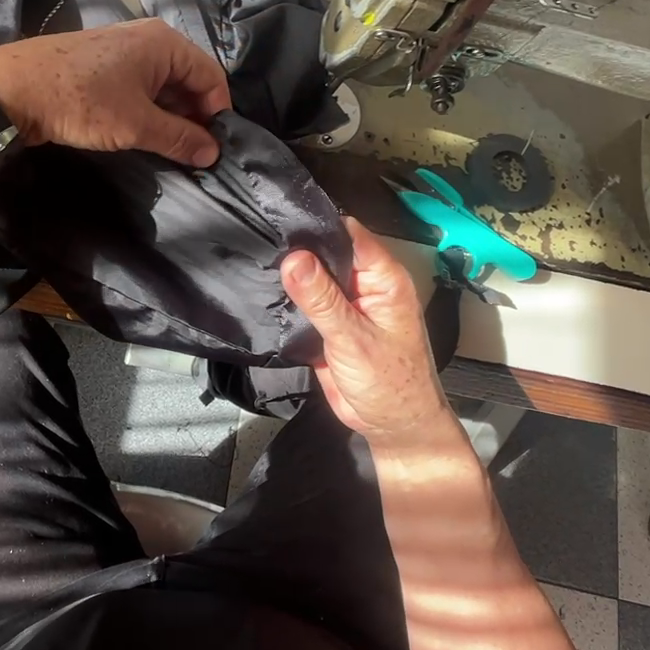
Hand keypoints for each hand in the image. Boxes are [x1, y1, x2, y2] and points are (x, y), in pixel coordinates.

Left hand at [0, 19, 232, 166]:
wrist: (13, 89)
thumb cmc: (82, 102)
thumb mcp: (136, 125)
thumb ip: (179, 138)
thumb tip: (213, 152)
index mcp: (164, 42)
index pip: (211, 76)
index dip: (217, 113)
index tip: (214, 148)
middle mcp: (148, 39)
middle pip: (188, 79)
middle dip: (194, 116)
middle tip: (194, 154)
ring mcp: (123, 51)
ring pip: (162, 86)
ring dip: (170, 117)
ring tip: (171, 149)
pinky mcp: (103, 66)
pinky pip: (139, 88)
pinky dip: (148, 111)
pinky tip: (144, 135)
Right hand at [281, 217, 452, 447]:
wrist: (393, 429)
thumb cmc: (390, 384)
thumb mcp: (353, 338)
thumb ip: (322, 299)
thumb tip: (294, 258)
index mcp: (383, 279)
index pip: (348, 234)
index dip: (317, 226)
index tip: (281, 220)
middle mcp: (364, 286)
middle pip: (327, 253)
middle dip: (299, 250)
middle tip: (260, 241)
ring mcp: (346, 305)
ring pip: (313, 278)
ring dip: (291, 276)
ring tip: (255, 262)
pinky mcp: (329, 326)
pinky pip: (306, 304)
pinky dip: (289, 301)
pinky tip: (264, 292)